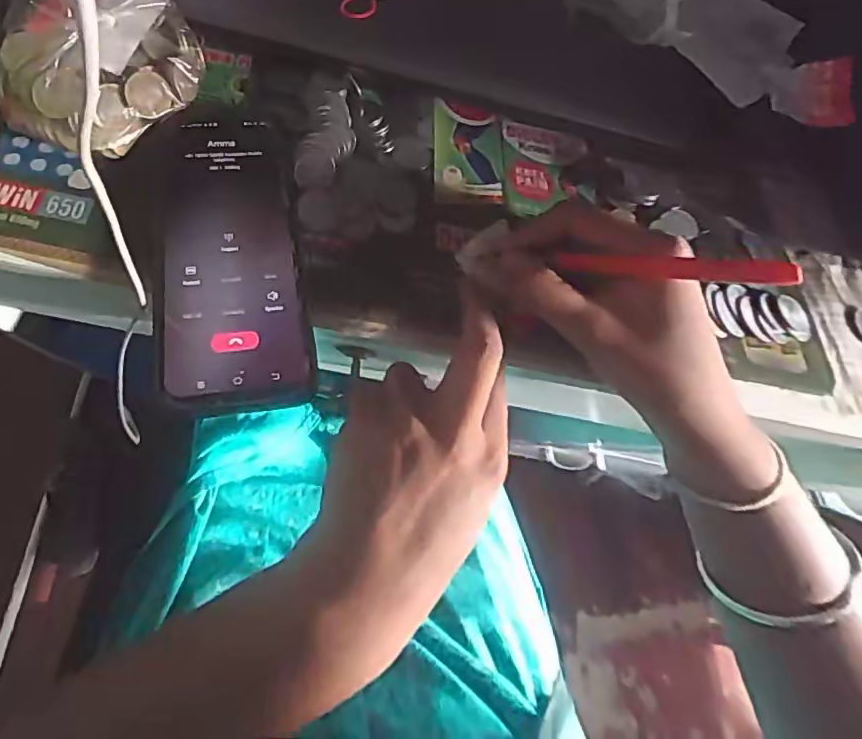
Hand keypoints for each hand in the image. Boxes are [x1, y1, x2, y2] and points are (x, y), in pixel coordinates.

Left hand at [301, 285, 507, 644]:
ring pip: (402, 373)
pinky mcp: (368, 416)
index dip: (491, 344)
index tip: (483, 316)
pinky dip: (363, 408)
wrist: (368, 575)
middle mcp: (459, 431)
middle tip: (467, 286)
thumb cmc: (424, 543)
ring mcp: (411, 420)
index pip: (500, 381)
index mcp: (492, 457)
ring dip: (392, 393)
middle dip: (474, 314)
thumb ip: (475, 441)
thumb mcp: (473, 497)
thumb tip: (470, 393)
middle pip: (477, 351)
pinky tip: (360, 445)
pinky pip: (366, 390)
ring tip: (383, 437)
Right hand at [483, 202, 777, 502]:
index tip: (491, 255)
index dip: (527, 234)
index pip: (574, 219)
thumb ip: (539, 290)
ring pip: (577, 252)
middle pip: (575, 232)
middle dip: (531, 250)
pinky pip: (588, 272)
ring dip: (540, 266)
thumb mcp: (589, 329)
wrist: (699, 420)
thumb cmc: (652, 372)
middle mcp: (649, 245)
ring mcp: (644, 265)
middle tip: (492, 269)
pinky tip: (532, 296)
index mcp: (650, 246)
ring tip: (504, 283)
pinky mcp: (638, 285)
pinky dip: (557, 281)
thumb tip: (488, 262)